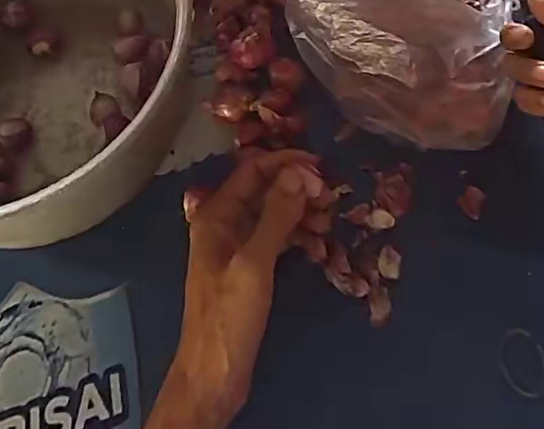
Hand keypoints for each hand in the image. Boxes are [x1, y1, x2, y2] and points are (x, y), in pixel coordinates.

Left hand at [151, 150, 322, 428]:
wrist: (213, 378)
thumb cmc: (228, 318)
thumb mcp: (254, 264)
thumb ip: (276, 216)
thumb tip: (299, 173)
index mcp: (216, 213)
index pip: (252, 171)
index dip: (285, 164)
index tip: (320, 167)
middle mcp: (224, 221)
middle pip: (265, 190)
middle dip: (297, 189)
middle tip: (330, 197)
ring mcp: (236, 244)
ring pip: (273, 214)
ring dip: (301, 213)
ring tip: (329, 220)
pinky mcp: (249, 266)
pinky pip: (277, 238)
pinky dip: (297, 237)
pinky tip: (319, 247)